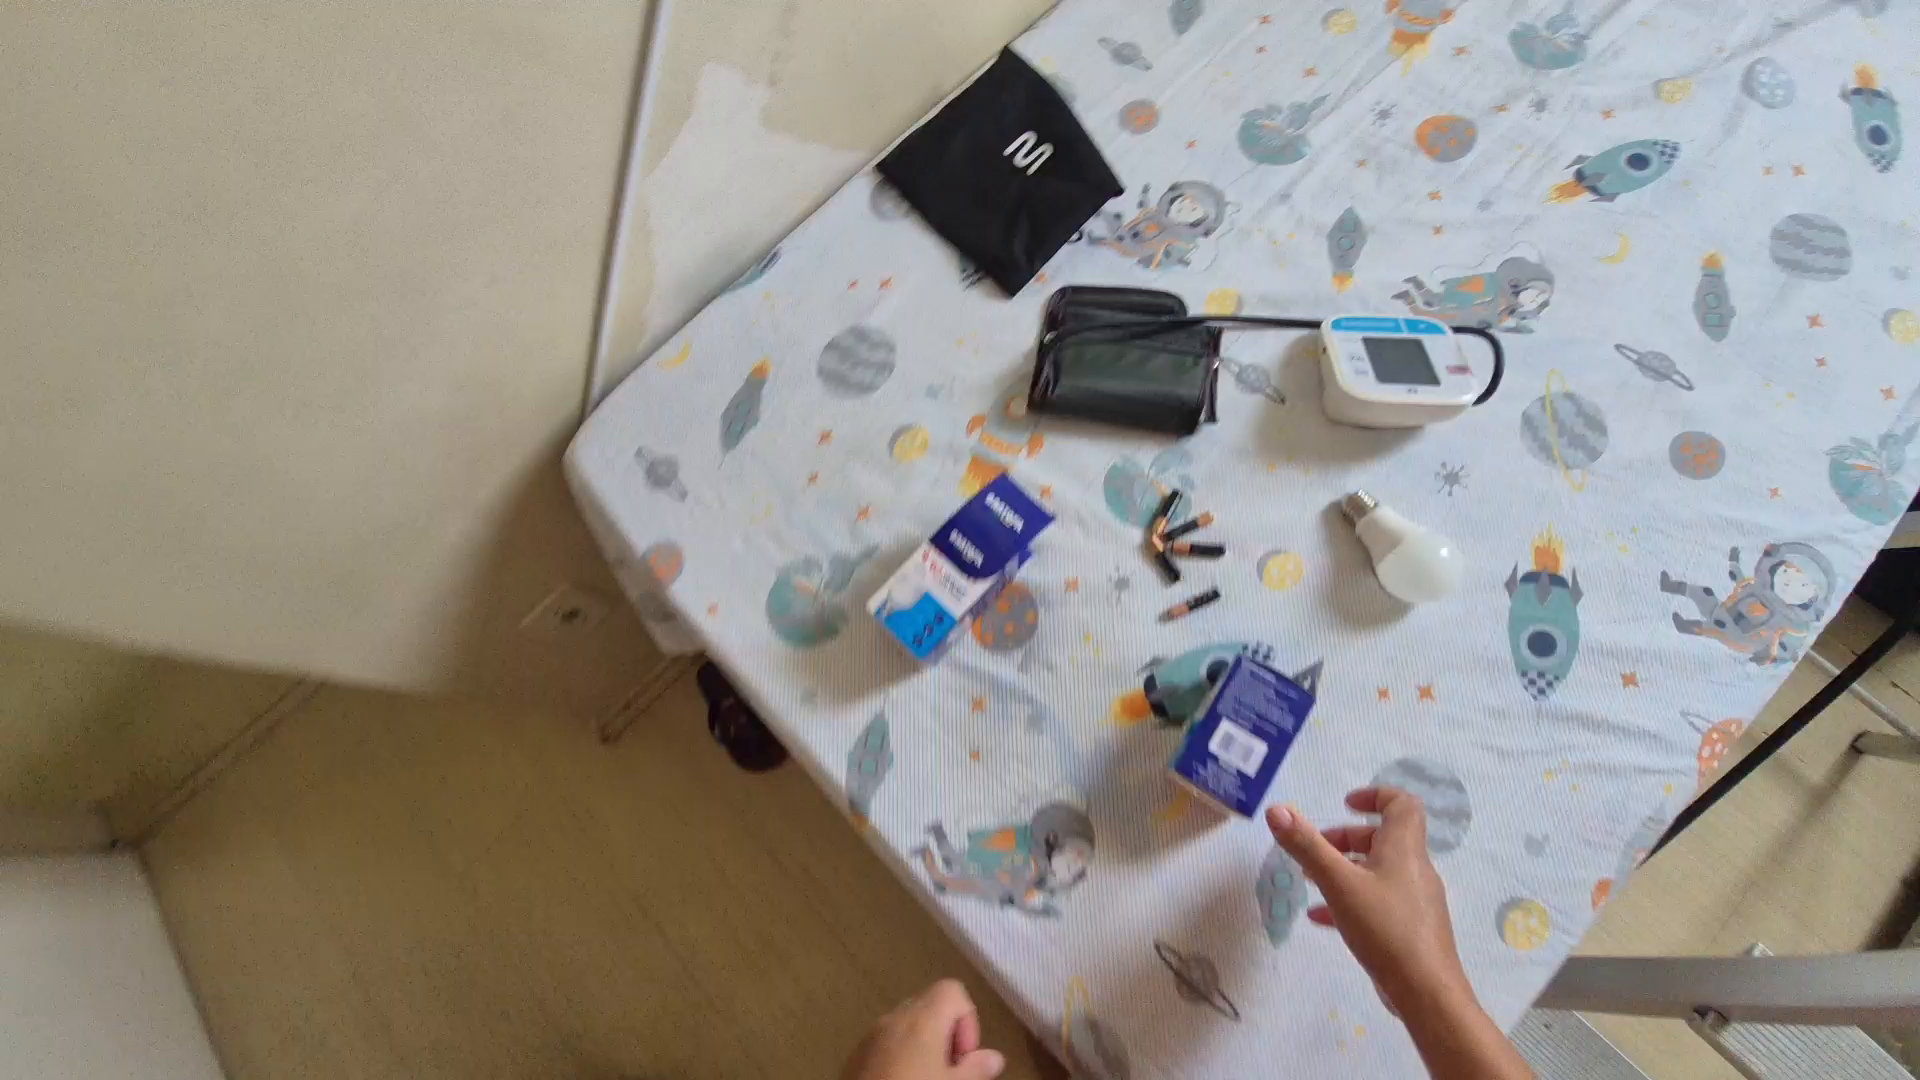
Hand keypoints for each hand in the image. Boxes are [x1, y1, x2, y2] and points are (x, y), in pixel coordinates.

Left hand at [842, 979, 1005, 1079]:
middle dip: (946, 1036)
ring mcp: (872, 1033)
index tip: (962, 1058)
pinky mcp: (856, 1053)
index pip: (954, 989)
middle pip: (931, 1006)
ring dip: (923, 1046)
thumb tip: (995, 1056)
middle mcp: (896, 1016)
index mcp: (922, 1017)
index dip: (967, 1021)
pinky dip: (901, 1054)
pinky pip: (887, 1040)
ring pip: (908, 1025)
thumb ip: (975, 1069)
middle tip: (948, 1073)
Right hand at [1266, 787, 1467, 1010]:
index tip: (1345, 804)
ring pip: (1378, 870)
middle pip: (1382, 838)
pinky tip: (1320, 917)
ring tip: (1310, 880)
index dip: (1375, 795)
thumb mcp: (1338, 882)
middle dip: (1344, 838)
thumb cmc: (1385, 928)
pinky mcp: (1410, 928)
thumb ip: (1306, 845)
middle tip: (1314, 850)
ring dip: (1343, 868)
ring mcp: (1414, 901)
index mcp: (1403, 850)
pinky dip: (1349, 898)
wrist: (1428, 996)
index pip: (1403, 804)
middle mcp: (1414, 869)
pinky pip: (1377, 900)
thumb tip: (1277, 810)